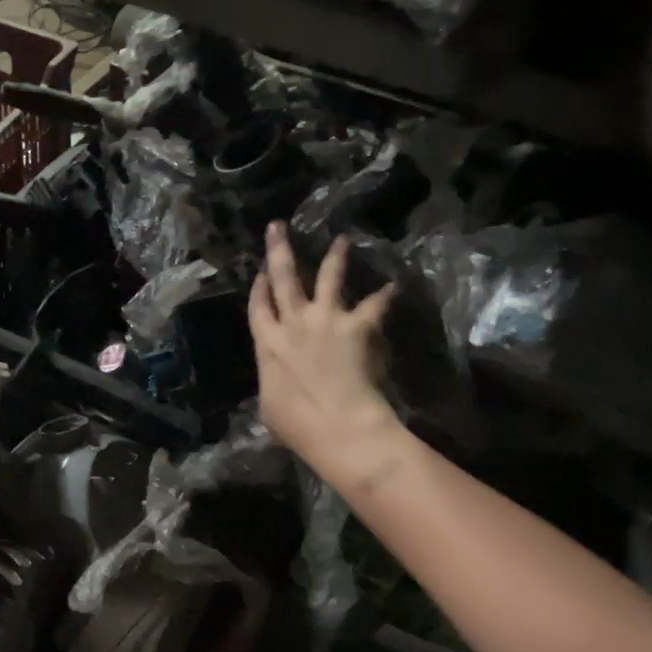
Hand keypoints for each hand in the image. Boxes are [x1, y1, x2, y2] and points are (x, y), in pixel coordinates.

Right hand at [249, 222, 402, 475]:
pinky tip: (394, 287)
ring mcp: (326, 321)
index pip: (258, 310)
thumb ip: (273, 384)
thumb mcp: (270, 408)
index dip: (258, 291)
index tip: (260, 274)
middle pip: (283, 279)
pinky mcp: (358, 326)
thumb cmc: (296, 425)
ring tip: (343, 239)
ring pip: (328, 279)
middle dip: (279, 251)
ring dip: (335, 257)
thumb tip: (276, 384)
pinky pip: (374, 305)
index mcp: (268, 347)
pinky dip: (384, 297)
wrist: (336, 423)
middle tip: (278, 227)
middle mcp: (293, 325)